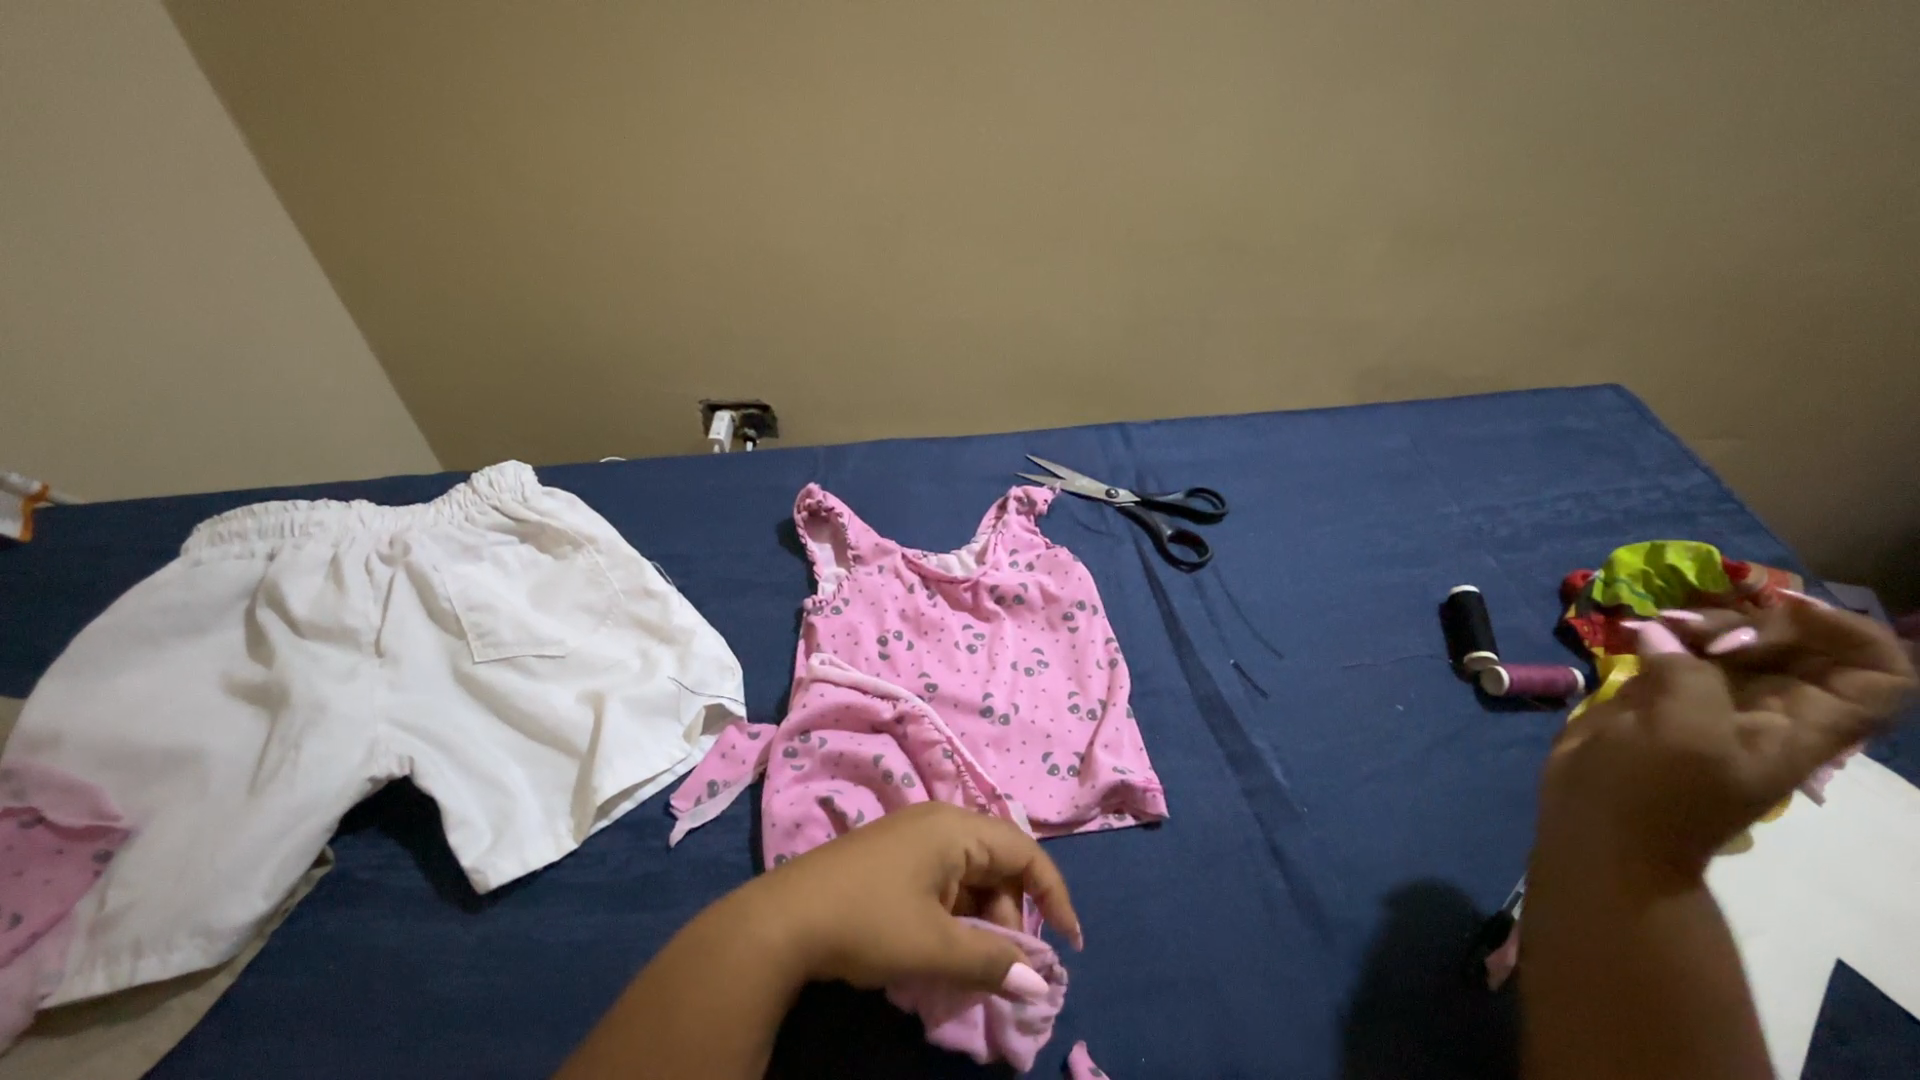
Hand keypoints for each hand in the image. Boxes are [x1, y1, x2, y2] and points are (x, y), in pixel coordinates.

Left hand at [736, 801, 1081, 993]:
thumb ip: (993, 963)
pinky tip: (937, 949)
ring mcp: (911, 838)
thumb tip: (1039, 986)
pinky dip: (952, 916)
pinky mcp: (891, 858)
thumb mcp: (935, 947)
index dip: (1054, 896)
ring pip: (969, 877)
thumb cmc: (867, 922)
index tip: (1069, 943)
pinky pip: (942, 882)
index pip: (1026, 852)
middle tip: (1000, 965)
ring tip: (964, 965)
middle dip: (1009, 917)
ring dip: (979, 921)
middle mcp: (938, 822)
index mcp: (956, 828)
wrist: (780, 922)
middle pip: (998, 865)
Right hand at [1534, 597, 1914, 890]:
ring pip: (1736, 642)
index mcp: (1803, 727)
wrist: (1600, 832)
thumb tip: (1657, 634)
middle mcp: (1771, 709)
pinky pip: (1681, 652)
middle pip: (1798, 644)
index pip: (1877, 673)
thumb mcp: (1685, 733)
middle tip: (1696, 628)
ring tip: (1657, 624)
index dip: (1847, 633)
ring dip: (1702, 624)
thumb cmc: (1656, 794)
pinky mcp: (1664, 701)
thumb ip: (1687, 673)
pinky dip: (1664, 634)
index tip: (1780, 612)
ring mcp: (1714, 702)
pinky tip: (1637, 630)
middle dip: (1753, 621)